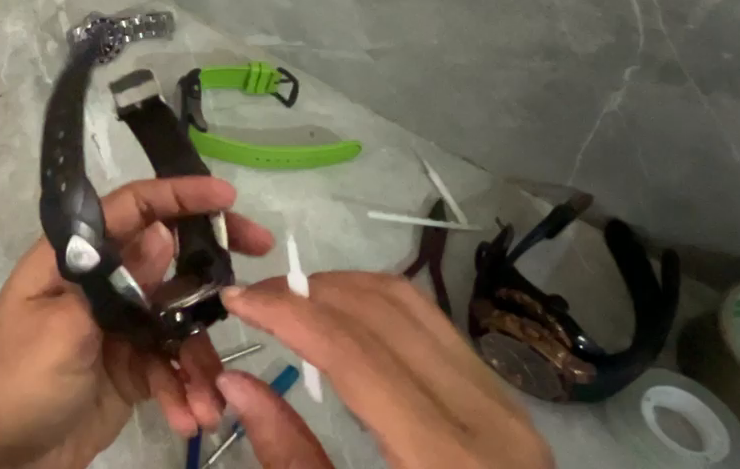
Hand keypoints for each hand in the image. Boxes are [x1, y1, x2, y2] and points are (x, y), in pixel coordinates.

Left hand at [0, 177, 272, 468]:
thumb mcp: (65, 329)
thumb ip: (117, 283)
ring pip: (176, 323)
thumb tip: (161, 230)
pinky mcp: (128, 368)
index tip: (227, 197)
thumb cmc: (17, 378)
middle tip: (260, 272)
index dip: (176, 195)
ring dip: (199, 360)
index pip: (128, 209)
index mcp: (73, 257)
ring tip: (210, 401)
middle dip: (211, 271)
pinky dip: (185, 390)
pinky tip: (190, 418)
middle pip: (164, 260)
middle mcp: (98, 282)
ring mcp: (115, 326)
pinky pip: (170, 367)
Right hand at [214, 272, 553, 468]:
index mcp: (451, 464)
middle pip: (378, 312)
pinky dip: (370, 304)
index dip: (286, 313)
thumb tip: (235, 381)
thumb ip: (292, 461)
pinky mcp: (504, 401)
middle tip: (251, 300)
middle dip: (303, 292)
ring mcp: (505, 405)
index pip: (353, 353)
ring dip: (335, 288)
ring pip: (406, 303)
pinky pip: (428, 321)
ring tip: (286, 302)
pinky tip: (335, 320)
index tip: (234, 299)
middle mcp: (489, 420)